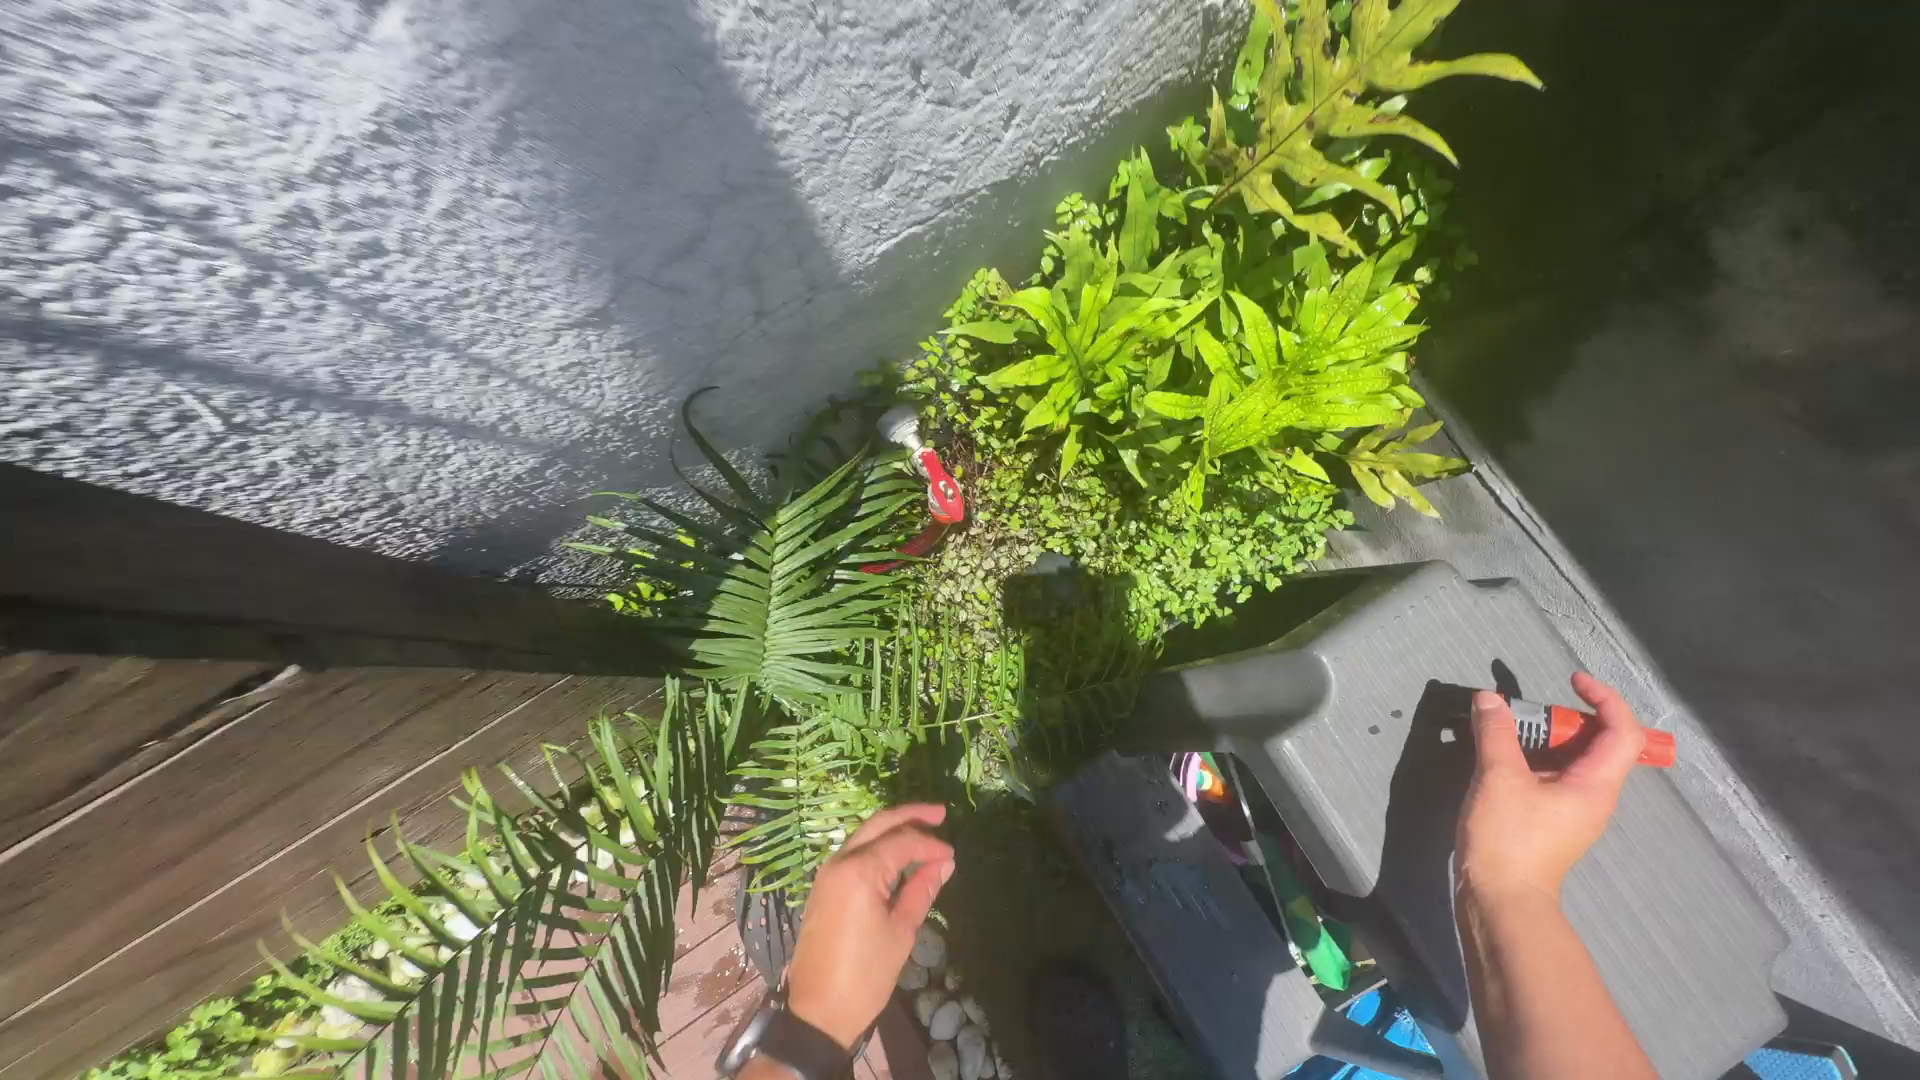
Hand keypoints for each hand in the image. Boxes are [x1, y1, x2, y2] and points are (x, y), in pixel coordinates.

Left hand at [784, 804, 954, 1049]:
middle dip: (911, 816)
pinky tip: (899, 856)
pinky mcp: (824, 887)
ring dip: (893, 830)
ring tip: (924, 831)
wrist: (818, 1013)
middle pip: (879, 824)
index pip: (902, 842)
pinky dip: (878, 848)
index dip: (930, 845)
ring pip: (865, 836)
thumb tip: (944, 864)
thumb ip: (921, 890)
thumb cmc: (865, 976)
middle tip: (941, 813)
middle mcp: (839, 862)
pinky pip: (855, 854)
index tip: (952, 855)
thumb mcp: (901, 932)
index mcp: (859, 871)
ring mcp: (827, 873)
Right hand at [1455, 673, 1645, 905]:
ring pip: (1572, 758)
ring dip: (1544, 735)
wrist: (1502, 895)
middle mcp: (1595, 794)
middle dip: (1564, 716)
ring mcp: (1573, 807)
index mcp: (1597, 784)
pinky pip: (1553, 773)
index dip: (1605, 699)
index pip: (1623, 732)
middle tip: (1524, 709)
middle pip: (1598, 742)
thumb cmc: (1510, 836)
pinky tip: (1500, 756)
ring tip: (1505, 728)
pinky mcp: (1551, 816)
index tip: (1571, 680)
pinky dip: (1533, 755)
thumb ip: (1495, 733)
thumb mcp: (1498, 777)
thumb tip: (1489, 697)